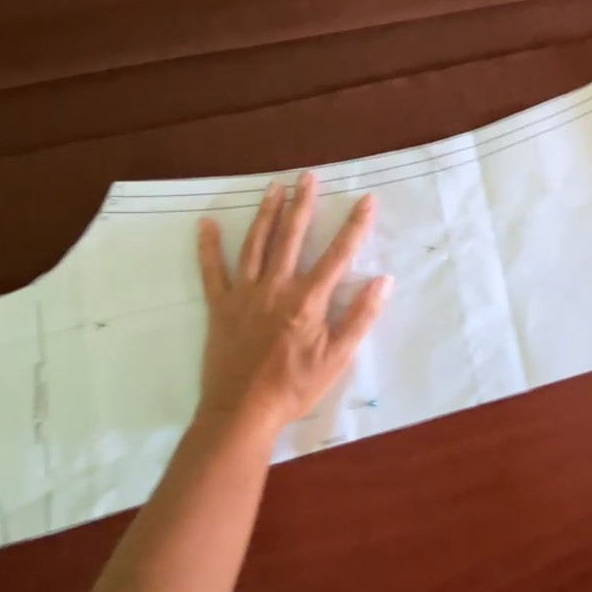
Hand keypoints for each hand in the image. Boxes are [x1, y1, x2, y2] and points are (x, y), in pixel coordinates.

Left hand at [194, 171, 391, 433]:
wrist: (240, 415)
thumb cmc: (294, 387)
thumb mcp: (337, 357)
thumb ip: (360, 317)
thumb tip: (384, 280)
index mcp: (307, 299)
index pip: (338, 254)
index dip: (355, 225)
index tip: (366, 199)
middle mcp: (276, 287)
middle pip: (291, 237)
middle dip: (303, 204)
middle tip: (308, 176)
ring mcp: (244, 294)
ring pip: (256, 244)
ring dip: (266, 213)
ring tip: (273, 187)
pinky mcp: (220, 307)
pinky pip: (212, 271)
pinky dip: (209, 246)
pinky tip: (207, 223)